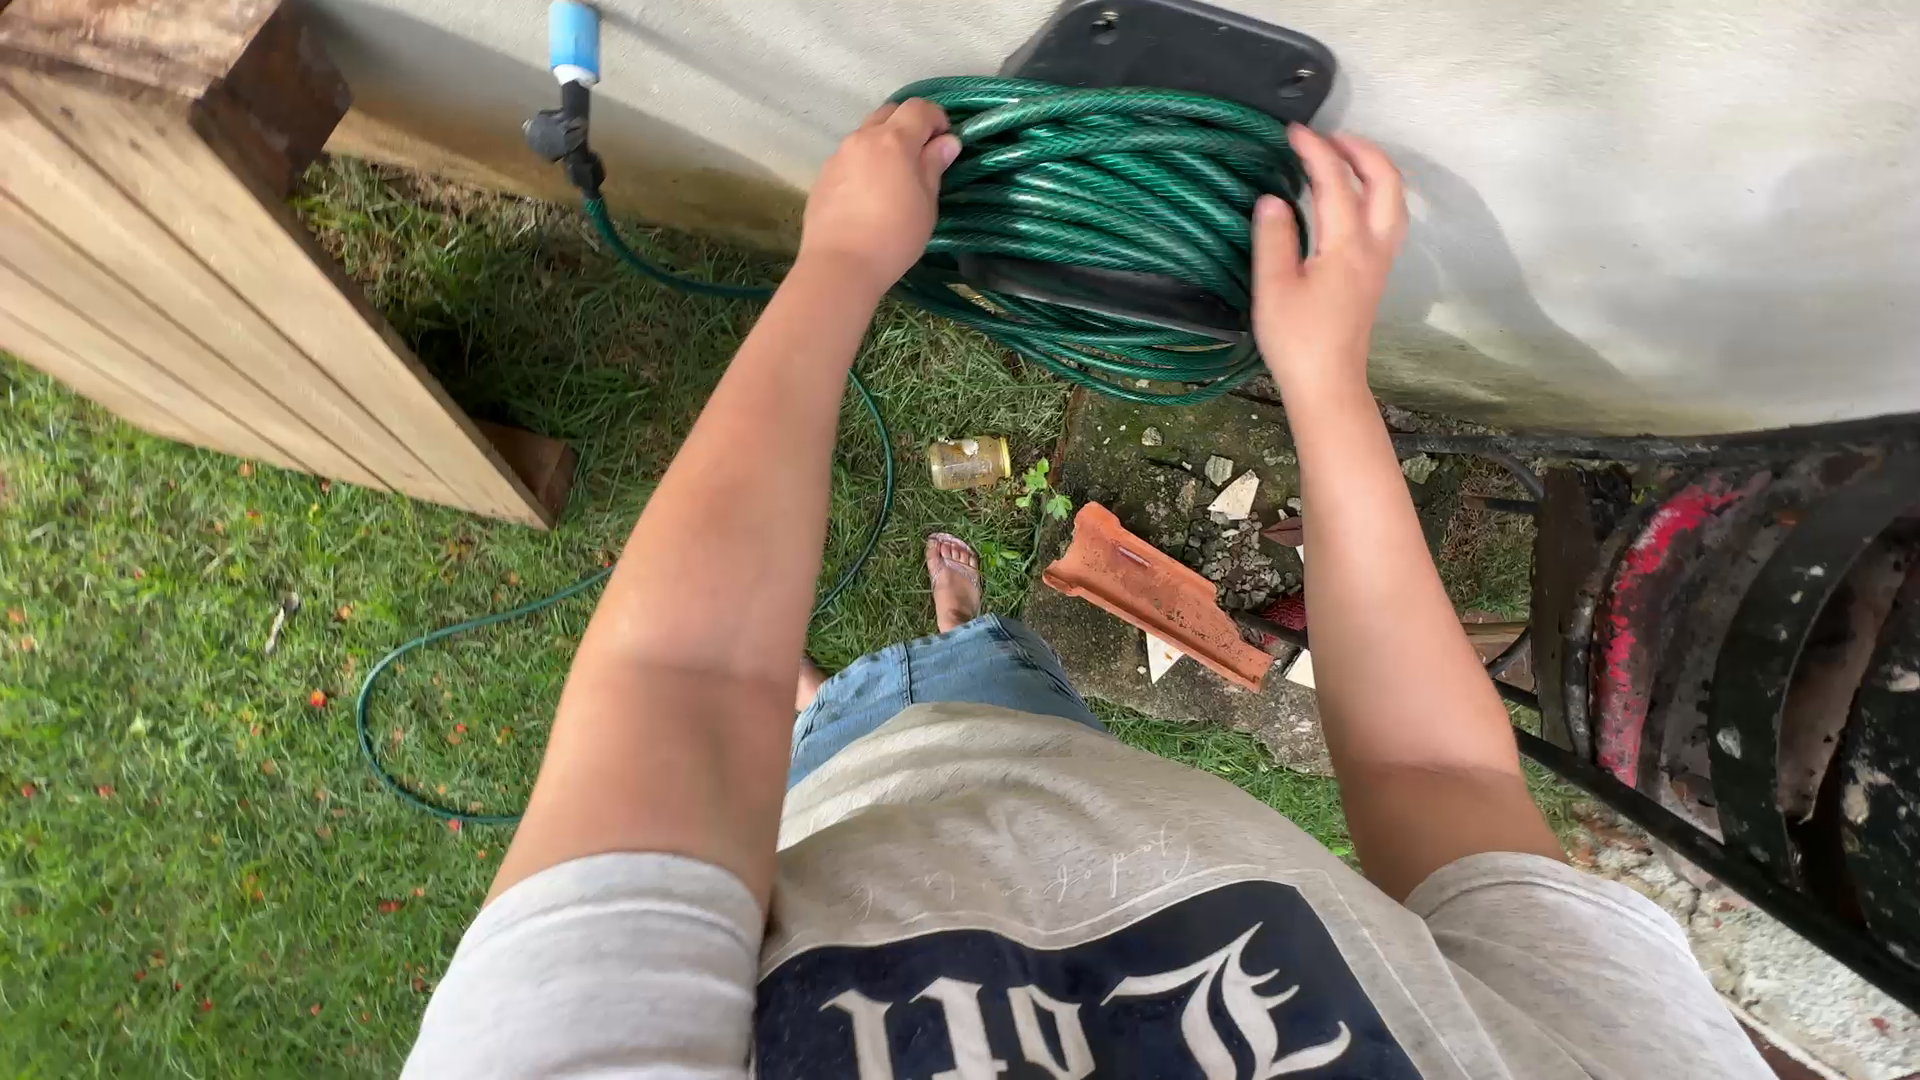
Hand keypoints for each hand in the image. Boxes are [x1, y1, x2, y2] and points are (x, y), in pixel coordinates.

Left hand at [798, 98, 960, 294]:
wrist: (840, 265)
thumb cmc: (894, 237)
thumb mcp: (925, 205)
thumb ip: (933, 167)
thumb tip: (947, 143)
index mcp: (894, 140)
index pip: (918, 109)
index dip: (936, 118)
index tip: (945, 140)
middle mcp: (863, 139)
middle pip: (888, 114)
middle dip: (908, 125)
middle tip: (921, 156)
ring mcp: (839, 156)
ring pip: (866, 137)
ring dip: (884, 146)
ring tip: (894, 179)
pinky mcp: (824, 177)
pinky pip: (849, 160)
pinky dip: (865, 166)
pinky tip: (869, 197)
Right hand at [1251, 125, 1406, 392]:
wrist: (1327, 381)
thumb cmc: (1297, 340)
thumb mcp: (1274, 290)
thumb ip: (1273, 240)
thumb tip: (1272, 199)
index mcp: (1346, 245)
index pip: (1335, 183)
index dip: (1315, 152)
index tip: (1294, 132)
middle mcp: (1374, 245)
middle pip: (1384, 179)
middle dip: (1359, 150)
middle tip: (1327, 139)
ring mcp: (1380, 260)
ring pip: (1393, 198)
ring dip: (1373, 169)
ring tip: (1344, 159)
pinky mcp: (1376, 274)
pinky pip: (1388, 216)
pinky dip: (1375, 193)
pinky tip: (1353, 199)